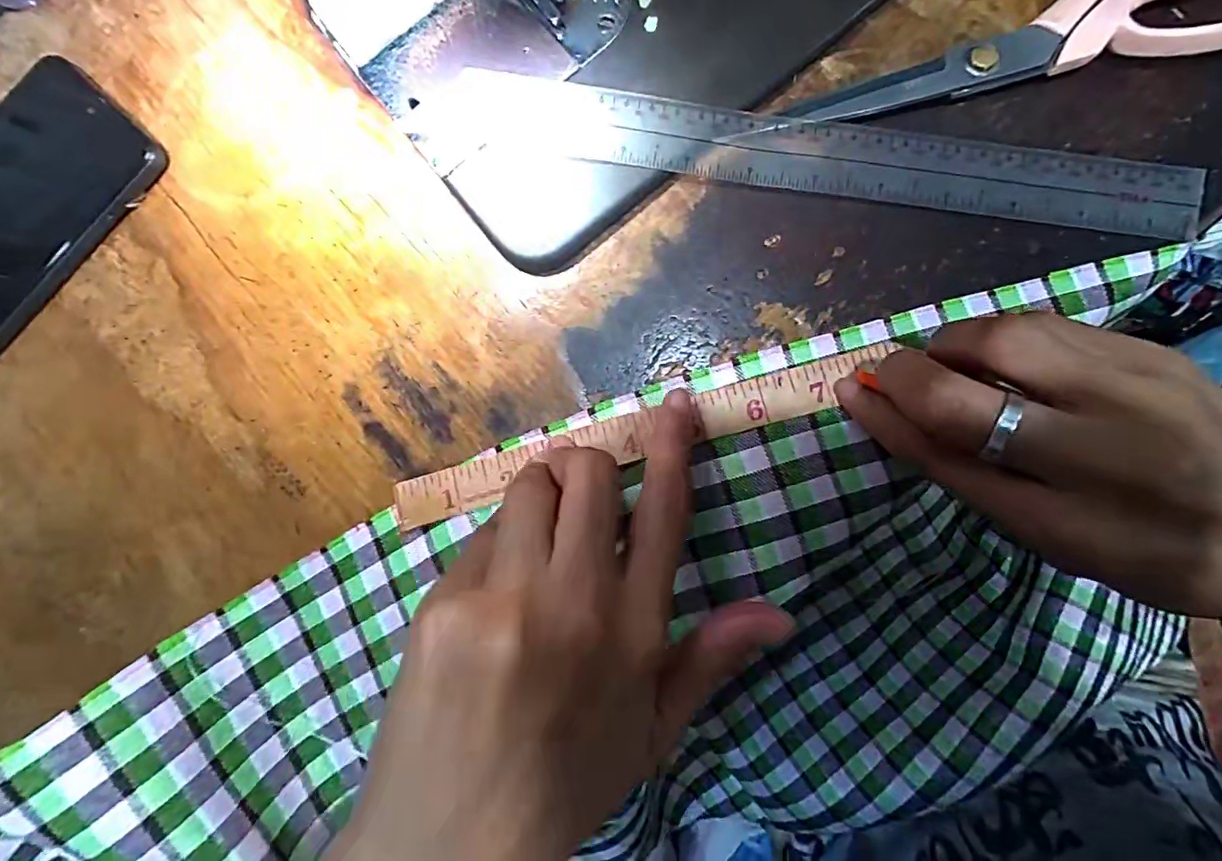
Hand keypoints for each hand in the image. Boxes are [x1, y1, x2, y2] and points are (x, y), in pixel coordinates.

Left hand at [328, 391, 794, 860]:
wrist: (454, 839)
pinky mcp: (445, 598)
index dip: (671, 447)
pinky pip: (480, 534)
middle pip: (585, 472)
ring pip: (528, 485)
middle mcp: (570, 599)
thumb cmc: (566, 780)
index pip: (661, 513)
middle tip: (585, 502)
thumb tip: (776, 612)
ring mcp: (501, 595)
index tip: (675, 404)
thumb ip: (710, 661)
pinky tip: (491, 594)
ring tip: (538, 543)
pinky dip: (497, 543)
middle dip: (590, 471)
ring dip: (541, 497)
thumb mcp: (651, 734)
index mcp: (632, 632)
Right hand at [833, 312, 1221, 627]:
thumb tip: (877, 405)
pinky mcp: (1151, 346)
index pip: (952, 436)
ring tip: (961, 373)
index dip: (887, 407)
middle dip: (921, 362)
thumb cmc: (1146, 552)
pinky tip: (1015, 368)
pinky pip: (1046, 325)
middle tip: (911, 382)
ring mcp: (1140, 375)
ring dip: (958, 344)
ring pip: (1010, 328)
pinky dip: (1004, 341)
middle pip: (985, 356)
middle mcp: (1113, 430)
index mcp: (1081, 502)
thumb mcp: (1045, 535)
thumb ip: (957, 468)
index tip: (849, 388)